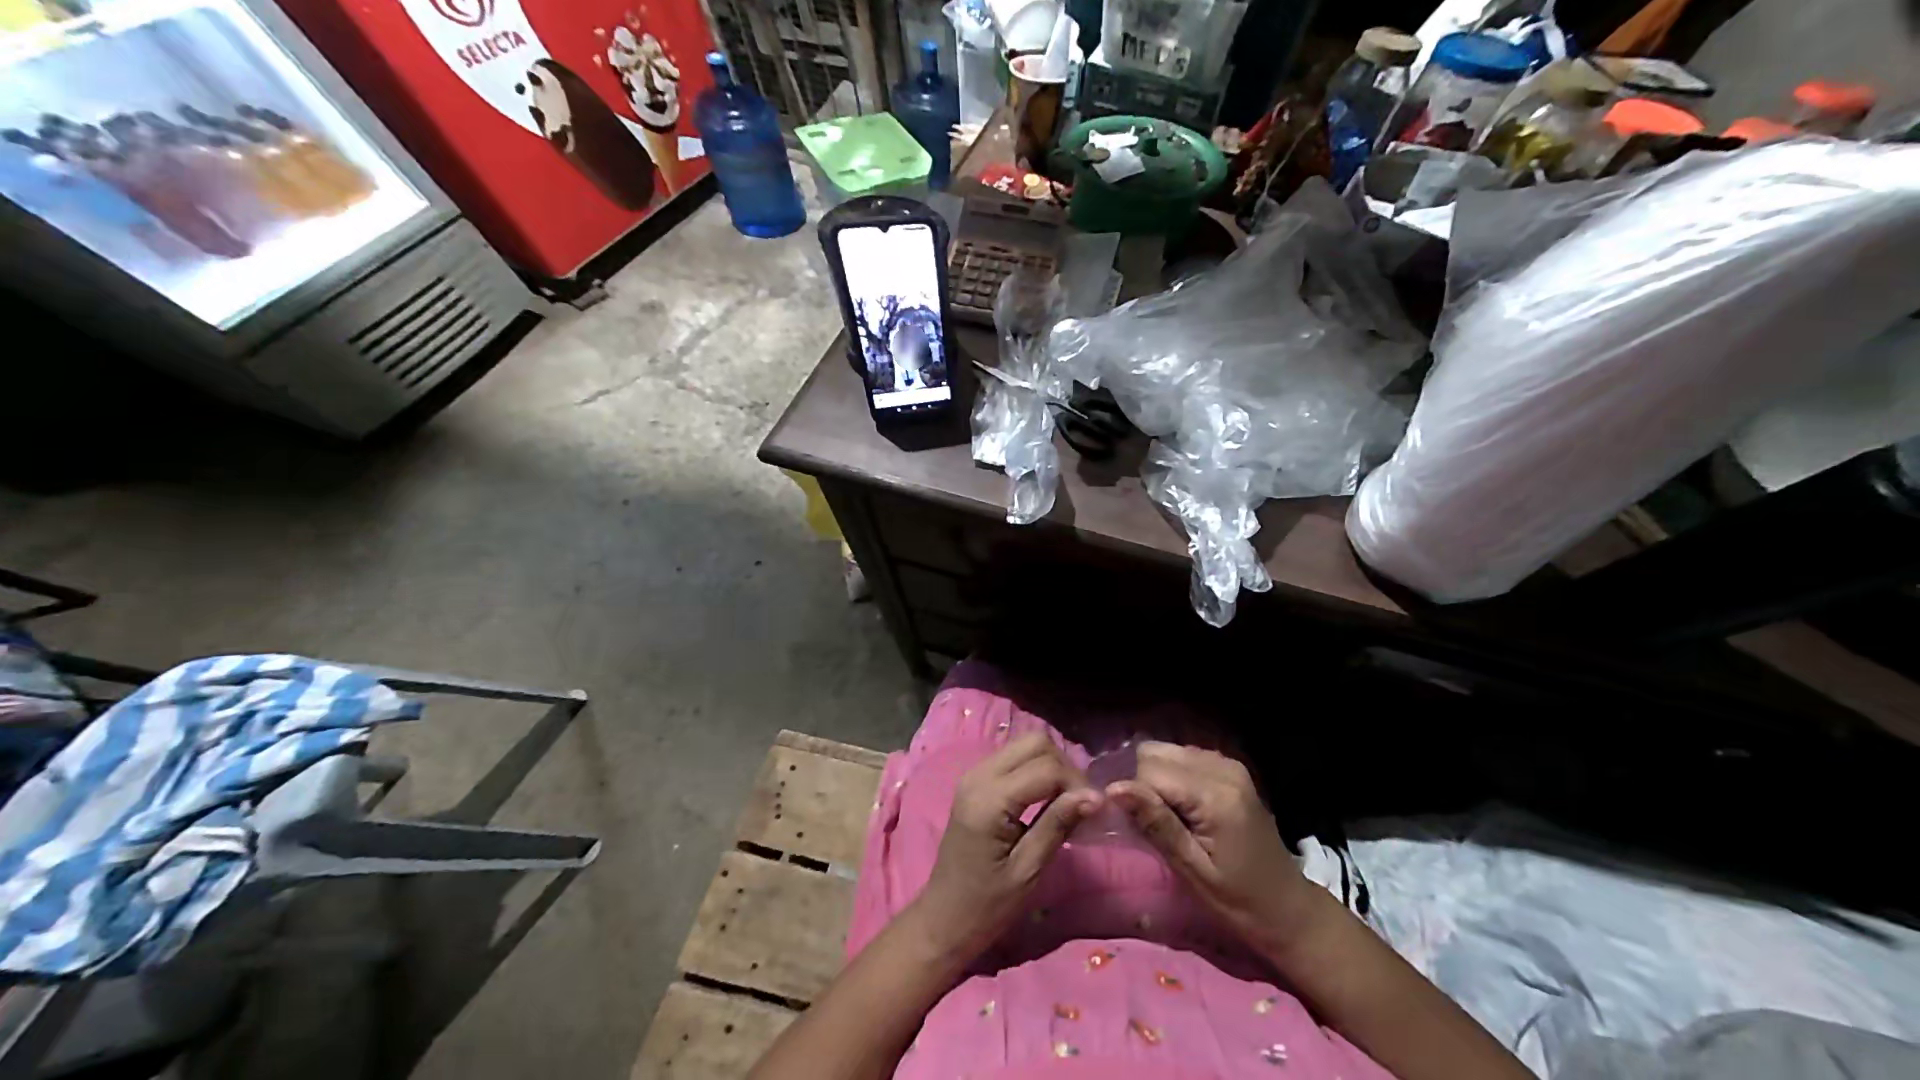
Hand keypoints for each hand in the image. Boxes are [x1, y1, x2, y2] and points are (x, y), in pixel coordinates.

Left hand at [908, 733, 1101, 962]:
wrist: (944, 917)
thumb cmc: (986, 904)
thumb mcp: (1027, 870)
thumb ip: (1058, 825)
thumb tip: (1095, 796)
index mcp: (989, 799)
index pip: (1046, 768)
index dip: (1077, 784)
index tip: (1097, 812)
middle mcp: (978, 775)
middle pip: (1035, 742)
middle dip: (1065, 767)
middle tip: (1082, 803)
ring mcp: (974, 774)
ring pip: (1025, 745)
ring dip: (1052, 766)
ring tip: (1069, 803)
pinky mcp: (976, 780)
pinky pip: (1014, 758)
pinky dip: (1037, 770)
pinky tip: (1048, 800)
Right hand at [1107, 742, 1319, 956]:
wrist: (1287, 907)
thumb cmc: (1238, 900)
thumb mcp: (1192, 870)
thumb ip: (1155, 823)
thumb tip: (1113, 789)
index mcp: (1215, 796)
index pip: (1149, 771)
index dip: (1134, 795)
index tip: (1135, 826)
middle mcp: (1222, 768)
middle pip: (1155, 753)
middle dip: (1143, 783)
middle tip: (1151, 822)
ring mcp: (1228, 765)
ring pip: (1166, 751)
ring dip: (1156, 779)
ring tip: (1166, 817)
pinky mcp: (1230, 768)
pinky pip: (1183, 757)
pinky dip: (1172, 777)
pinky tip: (1182, 807)